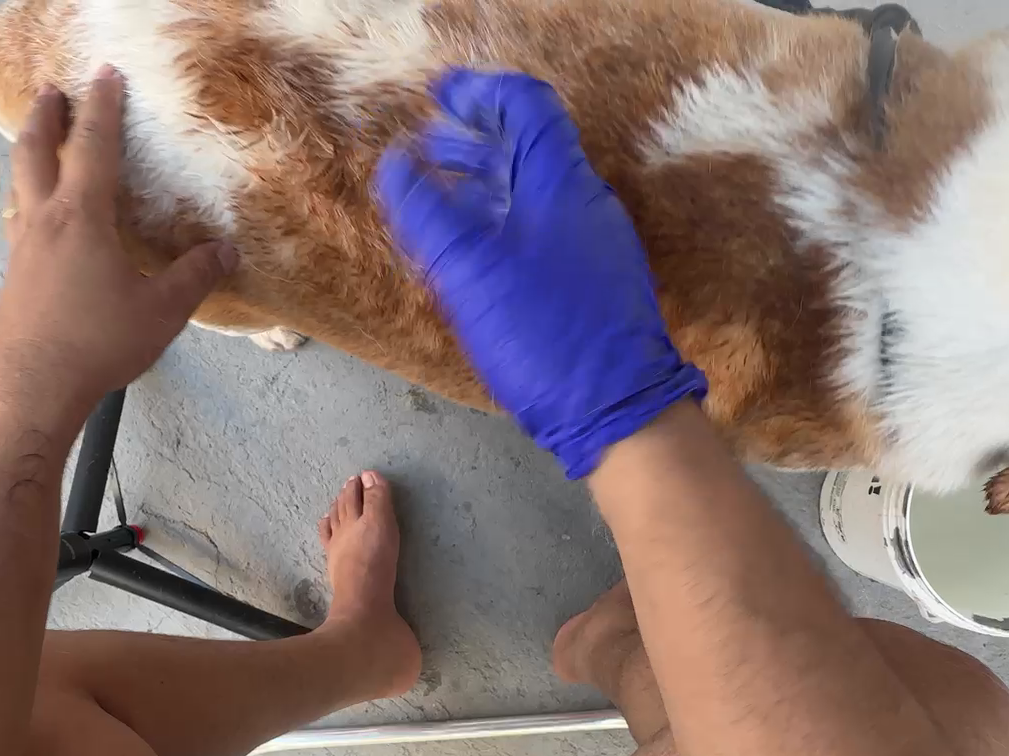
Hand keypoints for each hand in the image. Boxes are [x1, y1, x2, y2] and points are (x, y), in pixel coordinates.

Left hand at [0, 67, 236, 420]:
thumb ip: (195, 277)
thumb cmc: (99, 342)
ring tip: (40, 149)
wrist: (33, 384)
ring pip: (19, 187)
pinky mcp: (14, 278)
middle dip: (47, 118)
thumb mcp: (161, 311)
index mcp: (82, 219)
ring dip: (30, 157)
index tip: (106, 75)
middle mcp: (43, 222)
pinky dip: (27, 203)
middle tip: (52, 92)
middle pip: (36, 153)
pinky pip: (19, 223)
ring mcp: (21, 250)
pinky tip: (36, 222)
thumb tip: (227, 251)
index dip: (104, 109)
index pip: (95, 150)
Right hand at [374, 69, 704, 478]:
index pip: (524, 107)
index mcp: (560, 183)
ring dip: (483, 191)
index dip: (478, 94)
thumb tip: (394, 165)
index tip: (438, 97)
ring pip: (532, 199)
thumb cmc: (541, 335)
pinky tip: (475, 259)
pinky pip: (541, 237)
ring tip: (440, 205)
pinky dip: (502, 230)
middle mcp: (584, 205)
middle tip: (425, 153)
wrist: (613, 408)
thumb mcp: (469, 271)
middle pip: (526, 152)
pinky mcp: (594, 286)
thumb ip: (427, 213)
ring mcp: (595, 247)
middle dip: (470, 145)